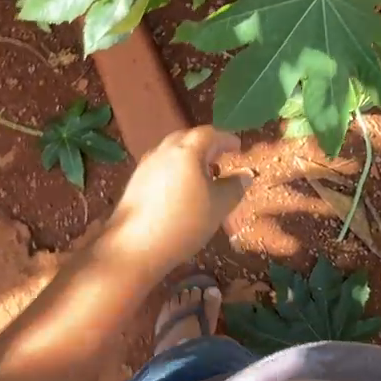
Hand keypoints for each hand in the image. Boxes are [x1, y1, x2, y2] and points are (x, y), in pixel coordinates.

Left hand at [96, 127, 248, 279]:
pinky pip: (160, 165)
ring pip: (171, 151)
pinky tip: (179, 189)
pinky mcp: (135, 182)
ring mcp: (146, 165)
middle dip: (205, 144)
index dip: (226, 139)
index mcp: (186, 151)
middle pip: (187, 138)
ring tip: (201, 175)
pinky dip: (174, 169)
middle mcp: (164, 151)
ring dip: (188, 156)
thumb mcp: (218, 206)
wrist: (135, 247)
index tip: (238, 147)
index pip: (209, 134)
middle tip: (219, 158)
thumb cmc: (184, 223)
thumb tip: (246, 174)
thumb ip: (234, 187)